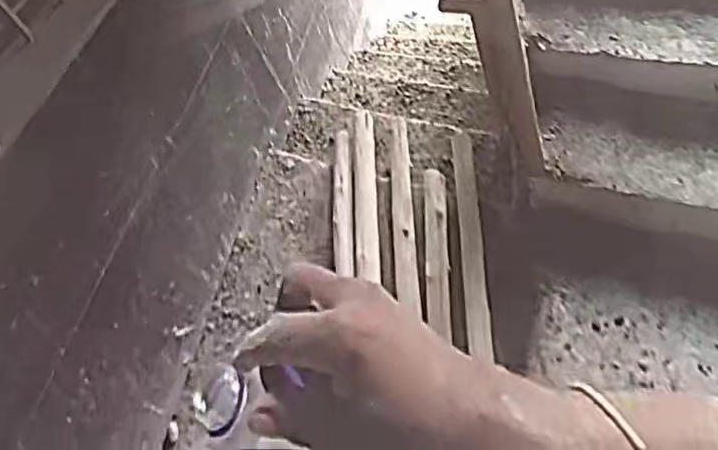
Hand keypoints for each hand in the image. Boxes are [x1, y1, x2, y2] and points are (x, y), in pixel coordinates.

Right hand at [233, 262, 538, 448]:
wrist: (476, 419)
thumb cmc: (414, 430)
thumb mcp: (347, 434)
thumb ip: (298, 419)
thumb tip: (261, 415)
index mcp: (337, 332)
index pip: (276, 332)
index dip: (253, 350)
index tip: (241, 364)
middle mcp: (351, 299)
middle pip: (294, 283)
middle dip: (280, 314)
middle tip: (282, 362)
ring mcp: (371, 293)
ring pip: (319, 284)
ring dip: (305, 313)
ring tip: (312, 364)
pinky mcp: (386, 299)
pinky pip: (341, 294)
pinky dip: (328, 315)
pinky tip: (339, 359)